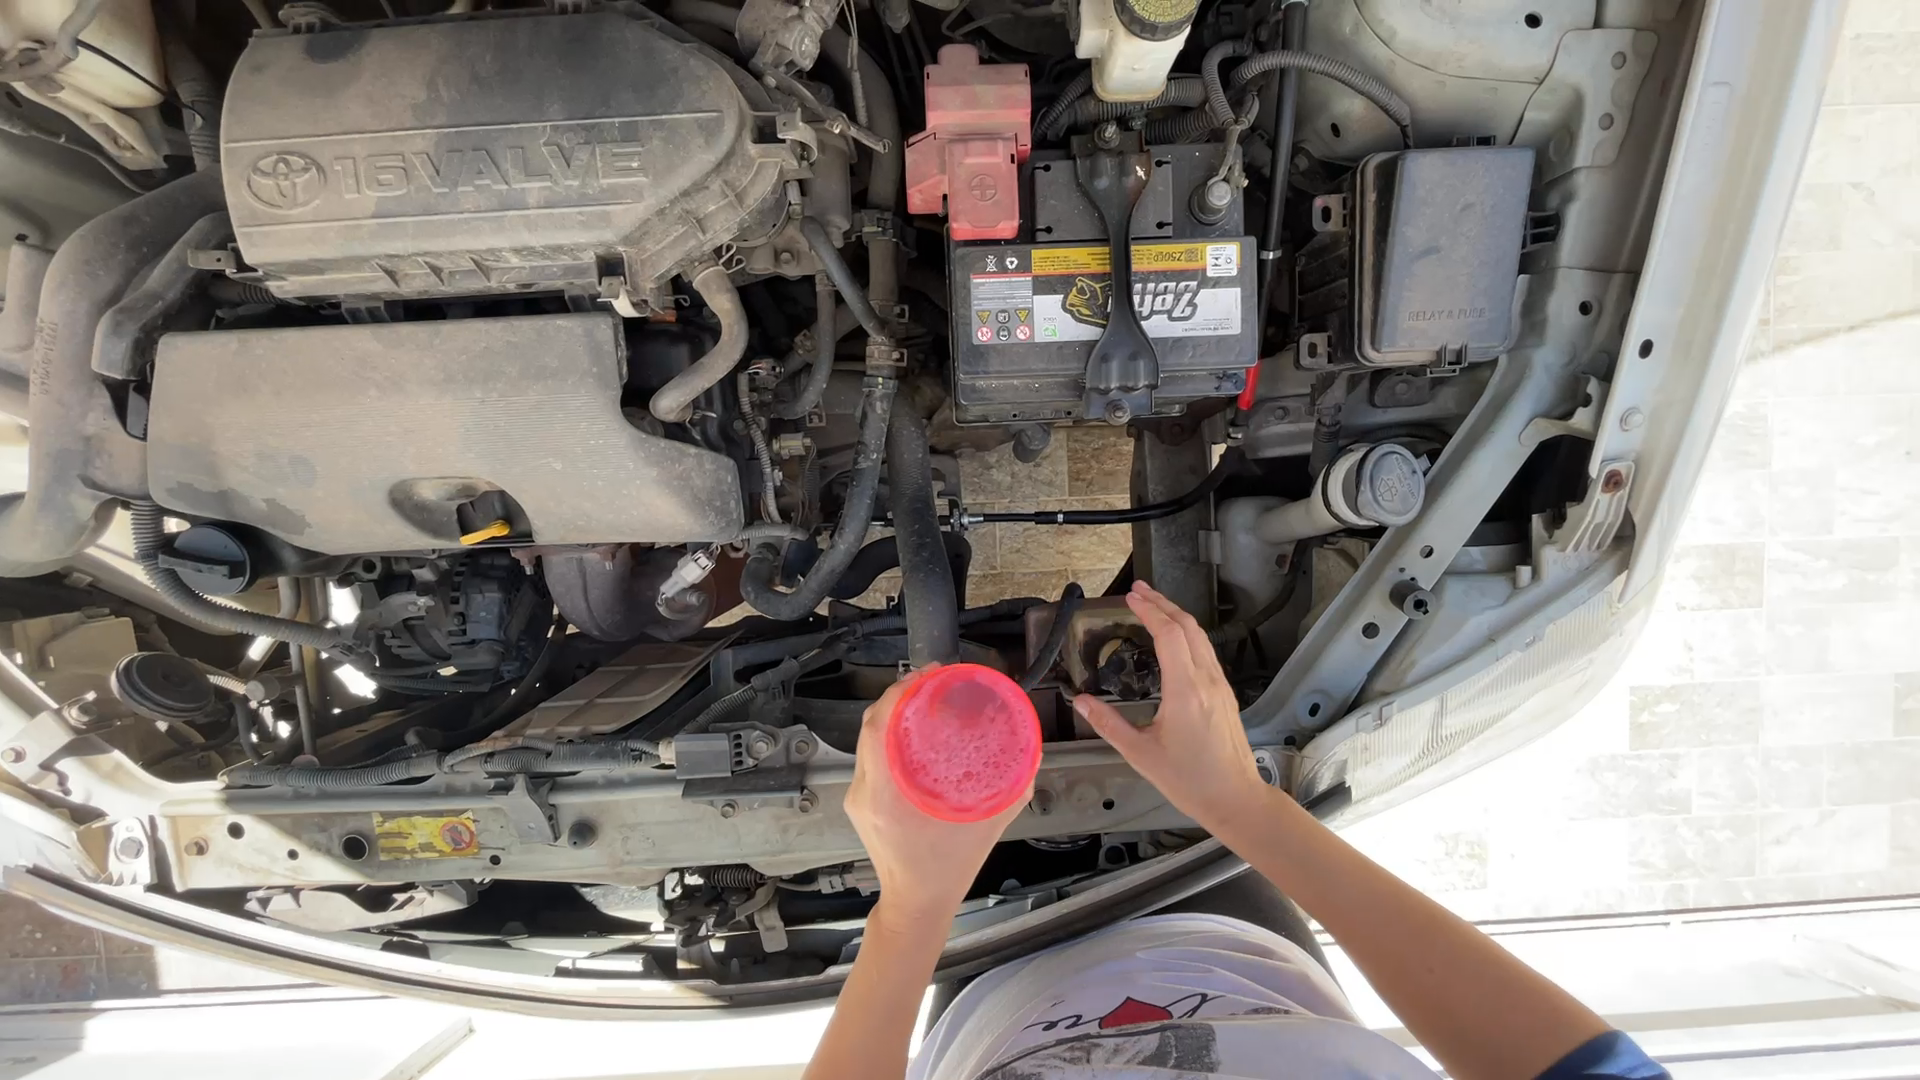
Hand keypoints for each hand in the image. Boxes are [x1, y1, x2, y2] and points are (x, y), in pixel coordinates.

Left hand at [845, 665, 1026, 918]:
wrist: (916, 907)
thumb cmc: (947, 870)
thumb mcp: (987, 826)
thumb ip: (1013, 790)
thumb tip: (1032, 752)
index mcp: (884, 792)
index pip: (878, 725)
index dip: (899, 692)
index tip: (927, 675)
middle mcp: (864, 789)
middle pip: (870, 725)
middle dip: (899, 695)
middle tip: (932, 680)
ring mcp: (858, 795)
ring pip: (868, 738)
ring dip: (893, 713)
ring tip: (925, 699)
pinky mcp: (861, 801)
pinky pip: (870, 756)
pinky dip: (888, 735)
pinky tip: (913, 731)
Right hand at [1073, 582, 1271, 830]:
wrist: (1237, 800)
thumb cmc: (1188, 780)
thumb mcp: (1140, 755)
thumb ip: (1108, 724)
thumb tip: (1081, 702)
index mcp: (1185, 690)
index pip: (1169, 635)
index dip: (1149, 612)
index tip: (1130, 597)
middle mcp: (1206, 680)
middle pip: (1187, 627)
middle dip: (1162, 603)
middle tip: (1138, 590)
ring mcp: (1220, 685)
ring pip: (1201, 636)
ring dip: (1176, 615)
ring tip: (1153, 604)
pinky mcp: (1225, 694)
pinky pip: (1206, 651)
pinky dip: (1187, 633)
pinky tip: (1174, 637)